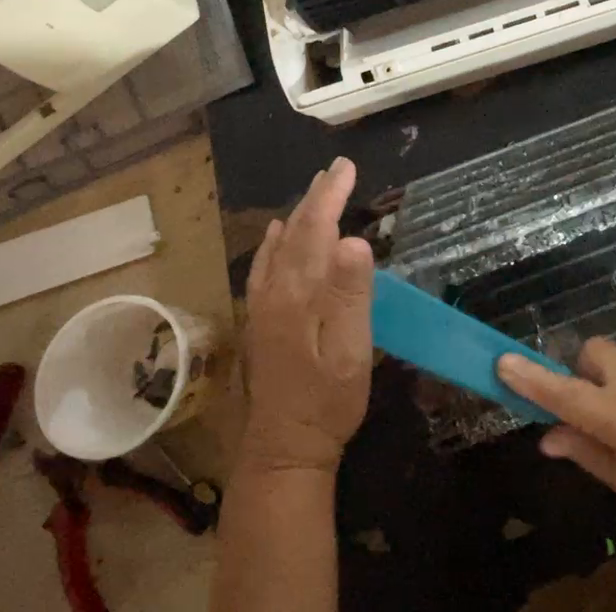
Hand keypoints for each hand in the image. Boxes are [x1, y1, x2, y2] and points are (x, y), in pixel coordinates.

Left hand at [240, 157, 375, 472]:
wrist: (284, 447)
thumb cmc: (328, 401)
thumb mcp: (350, 351)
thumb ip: (352, 296)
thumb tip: (355, 241)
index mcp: (300, 295)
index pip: (316, 231)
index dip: (331, 196)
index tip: (347, 167)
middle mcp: (275, 292)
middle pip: (295, 232)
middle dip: (317, 197)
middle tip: (337, 168)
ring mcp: (263, 307)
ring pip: (279, 246)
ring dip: (297, 214)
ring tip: (314, 190)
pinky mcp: (261, 321)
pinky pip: (265, 267)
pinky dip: (274, 242)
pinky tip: (277, 235)